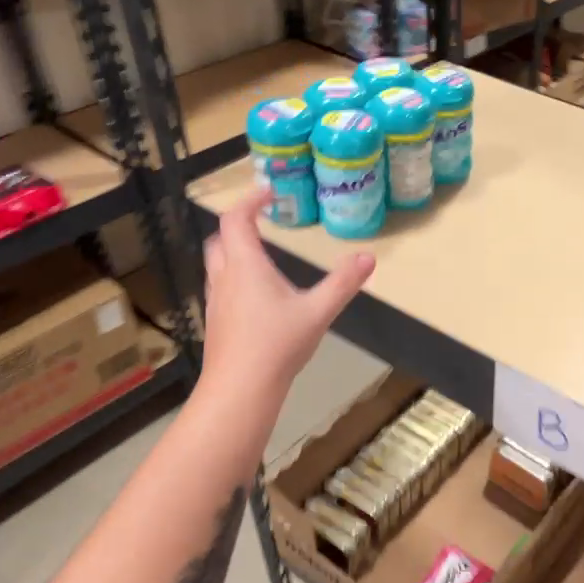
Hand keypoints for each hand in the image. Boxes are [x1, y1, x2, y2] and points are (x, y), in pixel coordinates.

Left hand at [199, 188, 374, 399]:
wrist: (239, 389)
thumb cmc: (277, 345)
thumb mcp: (318, 312)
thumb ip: (342, 283)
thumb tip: (368, 258)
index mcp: (246, 266)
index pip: (236, 220)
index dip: (249, 201)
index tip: (269, 193)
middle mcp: (225, 277)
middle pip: (220, 239)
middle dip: (238, 224)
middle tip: (261, 221)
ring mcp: (216, 301)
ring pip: (215, 263)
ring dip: (232, 250)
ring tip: (259, 255)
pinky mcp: (216, 322)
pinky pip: (219, 286)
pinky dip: (232, 276)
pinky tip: (254, 296)